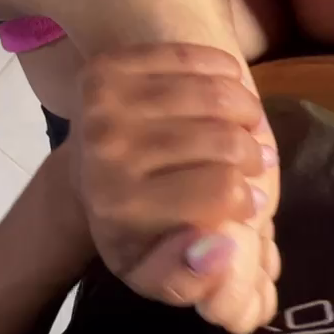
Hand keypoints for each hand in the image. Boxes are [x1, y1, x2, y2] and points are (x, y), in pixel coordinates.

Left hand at [73, 44, 280, 333]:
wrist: (80, 170)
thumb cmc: (128, 225)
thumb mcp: (149, 273)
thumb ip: (185, 277)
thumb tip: (222, 245)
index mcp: (120, 206)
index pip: (220, 190)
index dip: (247, 196)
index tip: (249, 199)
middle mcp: (109, 150)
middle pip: (222, 140)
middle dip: (251, 153)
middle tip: (253, 159)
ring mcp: (105, 101)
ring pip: (212, 94)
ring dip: (246, 109)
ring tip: (247, 124)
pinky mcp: (107, 65)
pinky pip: (187, 55)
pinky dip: (223, 69)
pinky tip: (230, 85)